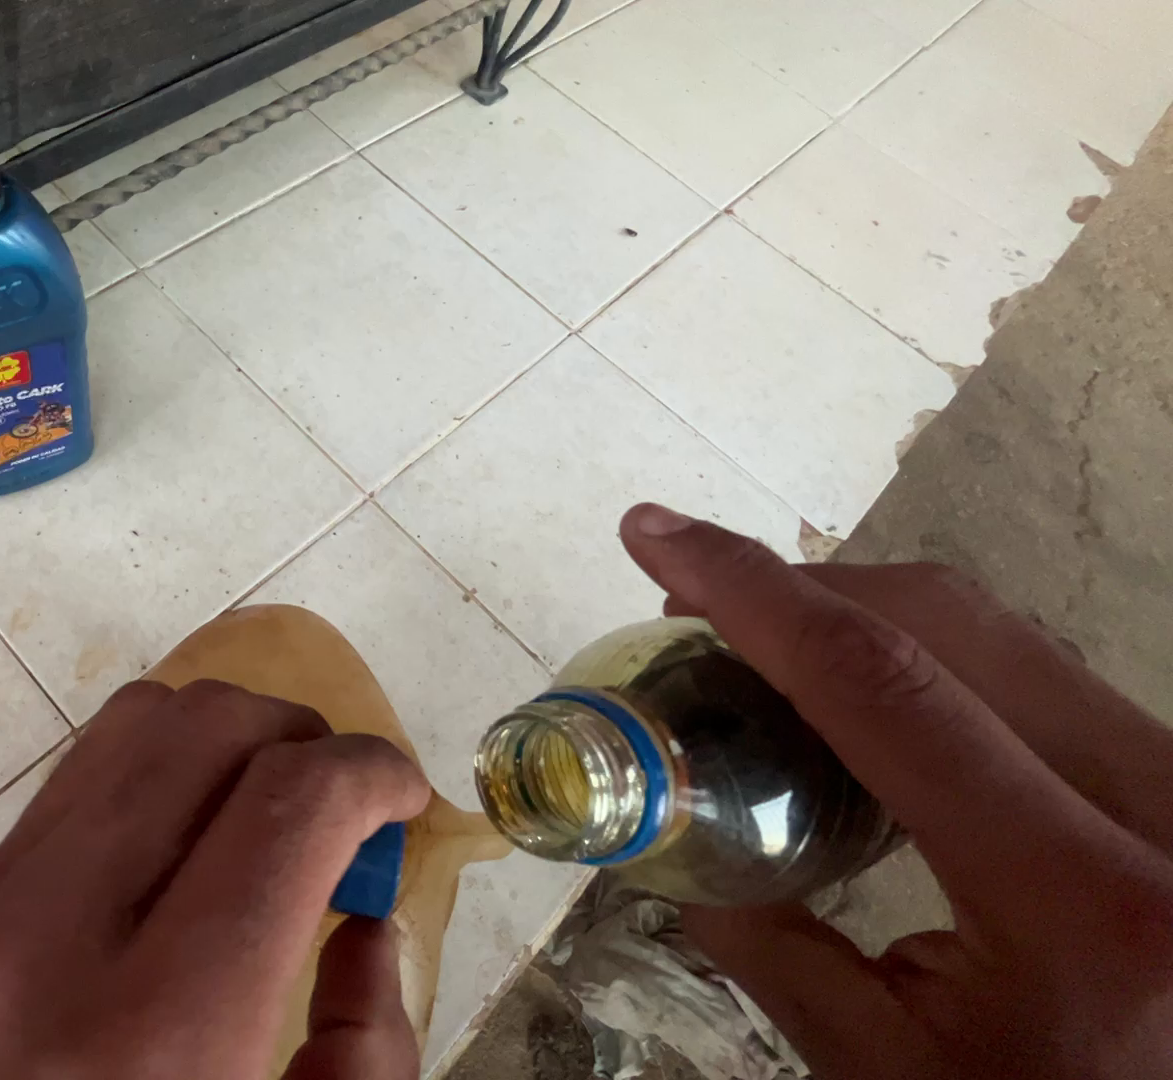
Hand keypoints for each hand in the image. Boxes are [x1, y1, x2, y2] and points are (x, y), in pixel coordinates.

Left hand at [0, 679, 429, 1079]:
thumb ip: (361, 1058)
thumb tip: (365, 923)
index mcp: (157, 1031)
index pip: (284, 807)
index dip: (368, 773)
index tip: (403, 793)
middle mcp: (56, 933)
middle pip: (206, 727)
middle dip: (301, 736)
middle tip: (339, 802)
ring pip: (140, 718)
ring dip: (231, 733)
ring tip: (268, 802)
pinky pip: (88, 763)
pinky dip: (165, 758)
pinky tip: (192, 824)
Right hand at [619, 504, 1172, 1078]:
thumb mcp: (889, 1072)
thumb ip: (767, 947)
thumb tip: (668, 841)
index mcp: (1085, 902)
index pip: (878, 683)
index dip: (749, 590)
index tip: (651, 534)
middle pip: (945, 619)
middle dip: (791, 584)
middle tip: (688, 603)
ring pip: (994, 630)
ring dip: (848, 613)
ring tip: (755, 651)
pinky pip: (1026, 668)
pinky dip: (912, 651)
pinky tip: (852, 697)